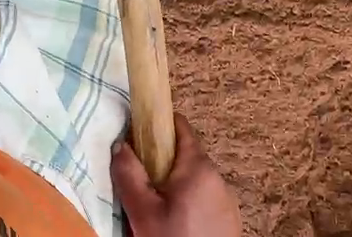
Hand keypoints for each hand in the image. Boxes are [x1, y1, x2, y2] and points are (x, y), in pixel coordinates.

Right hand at [112, 117, 241, 236]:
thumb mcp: (142, 211)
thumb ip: (128, 172)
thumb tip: (121, 144)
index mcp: (199, 167)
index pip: (178, 125)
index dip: (155, 126)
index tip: (136, 139)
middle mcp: (218, 178)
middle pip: (183, 155)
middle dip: (160, 163)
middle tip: (141, 184)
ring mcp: (228, 202)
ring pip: (192, 180)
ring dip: (172, 186)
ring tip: (155, 210)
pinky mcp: (230, 223)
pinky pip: (203, 201)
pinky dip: (187, 204)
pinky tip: (174, 226)